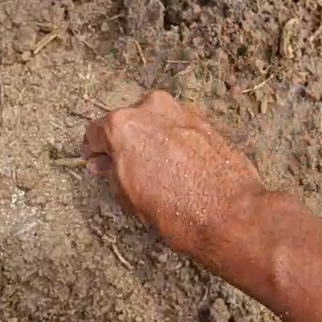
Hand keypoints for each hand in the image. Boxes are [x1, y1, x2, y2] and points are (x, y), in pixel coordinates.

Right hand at [83, 91, 269, 273]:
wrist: (227, 213)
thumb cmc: (174, 209)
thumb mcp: (128, 195)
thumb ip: (111, 171)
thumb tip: (104, 163)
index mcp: (122, 125)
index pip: (95, 132)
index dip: (93, 151)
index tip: (96, 162)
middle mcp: (149, 108)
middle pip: (125, 123)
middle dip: (121, 143)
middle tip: (123, 168)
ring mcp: (179, 110)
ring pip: (152, 122)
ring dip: (147, 140)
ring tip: (153, 170)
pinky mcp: (203, 120)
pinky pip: (175, 127)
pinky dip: (170, 140)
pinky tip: (175, 166)